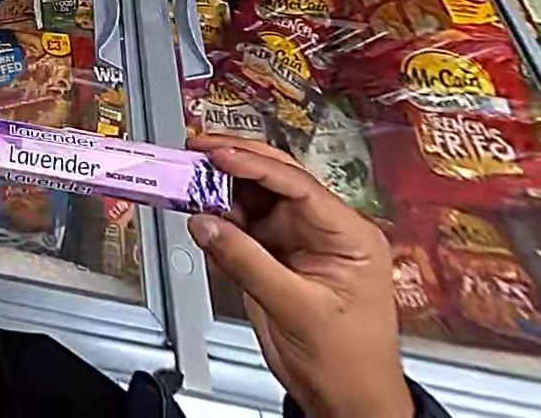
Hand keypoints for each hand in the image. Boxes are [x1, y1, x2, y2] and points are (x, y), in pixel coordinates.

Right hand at [187, 135, 411, 417]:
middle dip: (233, 159)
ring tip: (191, 176)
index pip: (296, 183)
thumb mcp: (298, 312)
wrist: (347, 407)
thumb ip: (248, 263)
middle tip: (197, 148)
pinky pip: (239, 219)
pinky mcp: (272, 248)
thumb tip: (205, 223)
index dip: (254, 163)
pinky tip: (200, 210)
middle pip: (273, 177)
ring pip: (251, 192)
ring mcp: (295, 235)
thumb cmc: (349, 366)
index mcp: (347, 233)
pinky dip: (217, 213)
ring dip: (220, 184)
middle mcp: (321, 225)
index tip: (218, 154)